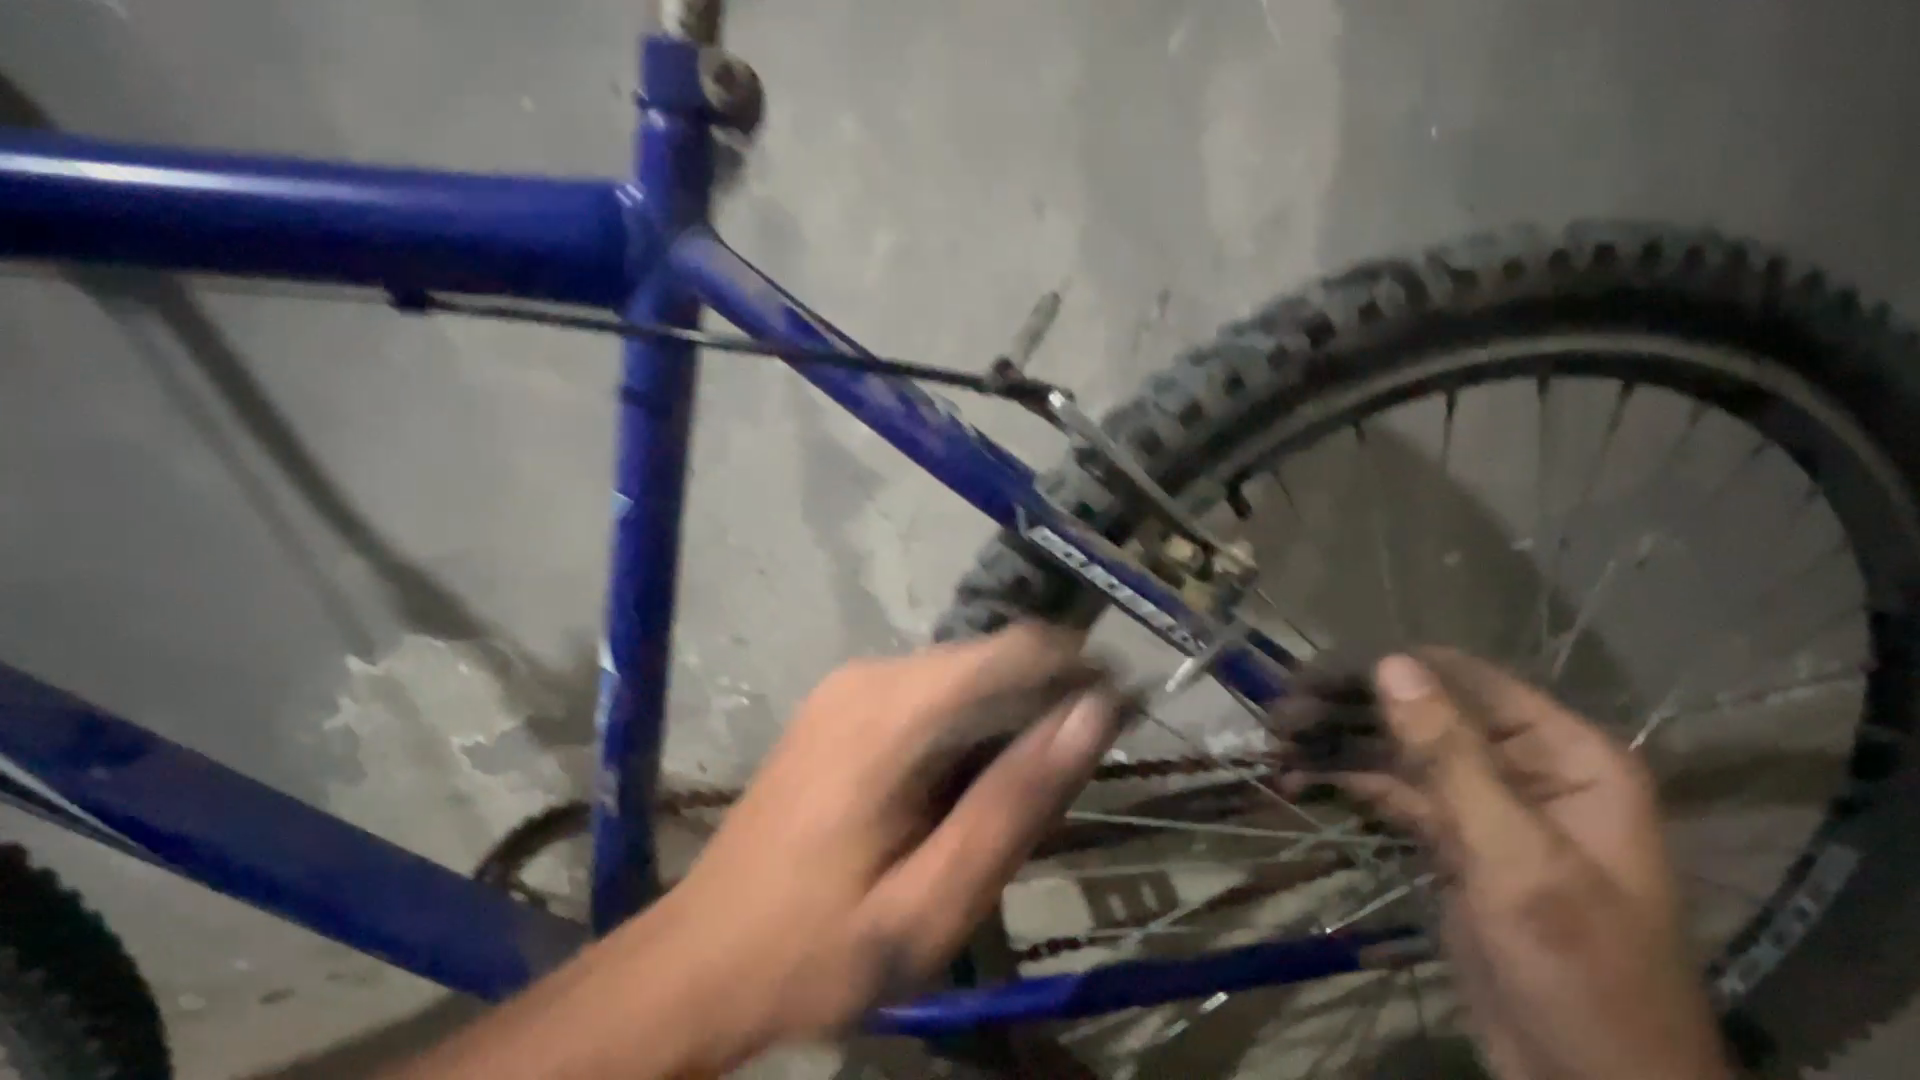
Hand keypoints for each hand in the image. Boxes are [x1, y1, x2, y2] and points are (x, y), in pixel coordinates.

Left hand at [650, 622, 1123, 1060]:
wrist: (703, 961)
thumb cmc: (819, 947)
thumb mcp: (934, 899)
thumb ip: (1015, 802)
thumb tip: (1094, 715)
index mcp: (893, 712)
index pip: (1020, 648)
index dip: (1083, 673)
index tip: (1119, 727)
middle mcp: (870, 676)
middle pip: (993, 663)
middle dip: (1040, 716)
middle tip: (1046, 806)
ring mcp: (846, 687)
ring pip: (965, 680)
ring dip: (1002, 731)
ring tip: (994, 817)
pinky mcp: (838, 707)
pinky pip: (929, 698)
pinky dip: (963, 735)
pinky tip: (948, 805)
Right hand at [1301, 650, 1731, 1079]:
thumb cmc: (1577, 967)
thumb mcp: (1513, 857)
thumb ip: (1450, 757)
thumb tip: (1392, 664)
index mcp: (1567, 755)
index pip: (1465, 682)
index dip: (1387, 671)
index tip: (1311, 675)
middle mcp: (1529, 767)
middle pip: (1427, 714)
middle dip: (1352, 710)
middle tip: (1278, 715)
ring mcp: (1489, 807)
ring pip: (1404, 754)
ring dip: (1342, 745)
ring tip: (1275, 741)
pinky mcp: (1457, 844)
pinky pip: (1398, 796)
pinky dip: (1351, 785)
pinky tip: (1299, 777)